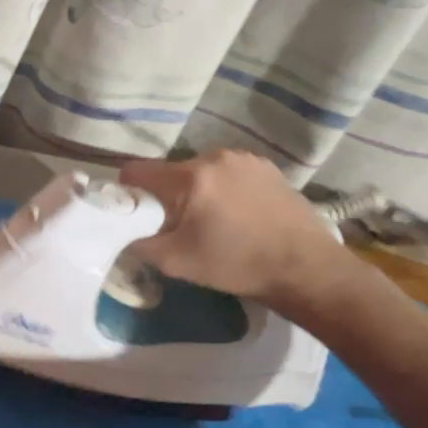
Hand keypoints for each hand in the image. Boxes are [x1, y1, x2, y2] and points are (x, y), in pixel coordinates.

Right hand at [119, 150, 356, 318]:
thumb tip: (119, 233)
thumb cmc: (237, 265)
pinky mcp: (267, 167)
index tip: (138, 214)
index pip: (136, 171)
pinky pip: (227, 172)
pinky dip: (223, 188)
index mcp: (189, 177)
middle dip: (167, 195)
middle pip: (169, 172)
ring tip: (213, 220)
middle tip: (180, 226)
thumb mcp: (175, 262)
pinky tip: (238, 214)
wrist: (308, 270)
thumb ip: (137, 243)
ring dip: (196, 190)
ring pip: (199, 171)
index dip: (128, 192)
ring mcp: (244, 159)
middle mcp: (214, 157)